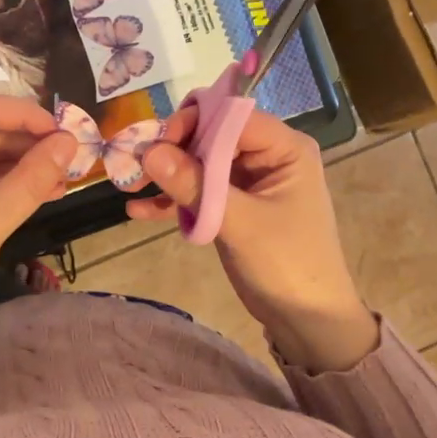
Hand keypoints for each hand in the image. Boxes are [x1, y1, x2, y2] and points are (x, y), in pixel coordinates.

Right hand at [130, 108, 377, 370]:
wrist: (308, 320)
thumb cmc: (287, 264)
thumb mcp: (239, 222)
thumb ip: (194, 185)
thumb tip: (149, 151)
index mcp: (284, 149)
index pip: (232, 117)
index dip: (193, 123)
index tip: (157, 143)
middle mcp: (266, 157)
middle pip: (211, 136)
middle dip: (172, 149)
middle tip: (136, 167)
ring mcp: (248, 182)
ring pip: (199, 164)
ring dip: (166, 175)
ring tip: (129, 187)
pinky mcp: (232, 207)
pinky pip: (198, 192)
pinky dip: (172, 201)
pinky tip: (138, 211)